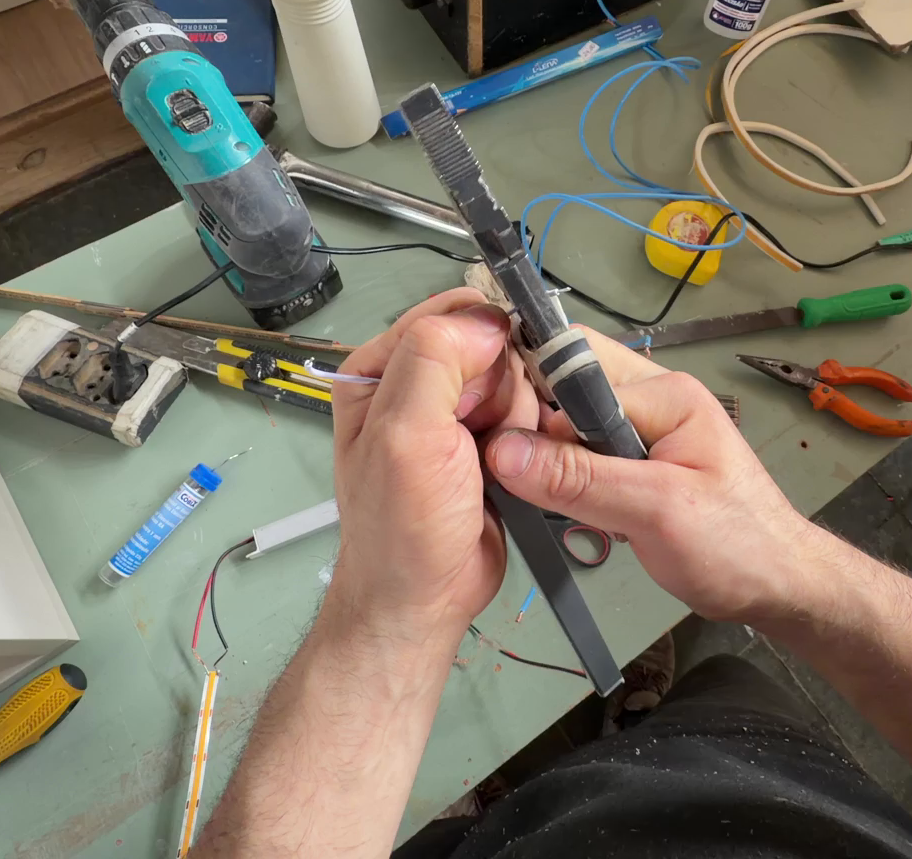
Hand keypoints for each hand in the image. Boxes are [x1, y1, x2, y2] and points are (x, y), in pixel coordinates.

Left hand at [329, 288, 539, 637]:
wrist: (423, 598)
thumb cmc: (403, 522)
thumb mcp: (405, 433)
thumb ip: (435, 360)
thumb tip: (488, 319)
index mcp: (384, 367)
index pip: (448, 314)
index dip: (478, 342)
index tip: (477, 393)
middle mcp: (420, 381)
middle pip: (491, 344)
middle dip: (496, 390)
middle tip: (475, 438)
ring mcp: (456, 412)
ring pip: (516, 379)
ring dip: (513, 420)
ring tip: (487, 463)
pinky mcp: (488, 438)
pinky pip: (528, 411)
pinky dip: (527, 436)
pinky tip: (507, 467)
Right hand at [484, 329, 840, 624]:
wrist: (779, 585)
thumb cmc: (735, 545)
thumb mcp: (656, 512)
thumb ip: (580, 480)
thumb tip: (502, 450)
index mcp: (665, 391)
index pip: (576, 376)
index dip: (538, 413)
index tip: (501, 453)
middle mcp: (652, 396)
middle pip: (571, 381)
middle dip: (537, 419)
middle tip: (513, 469)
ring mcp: (645, 427)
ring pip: (573, 417)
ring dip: (550, 451)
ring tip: (533, 489)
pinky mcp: (638, 459)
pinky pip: (585, 448)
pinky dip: (565, 470)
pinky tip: (556, 498)